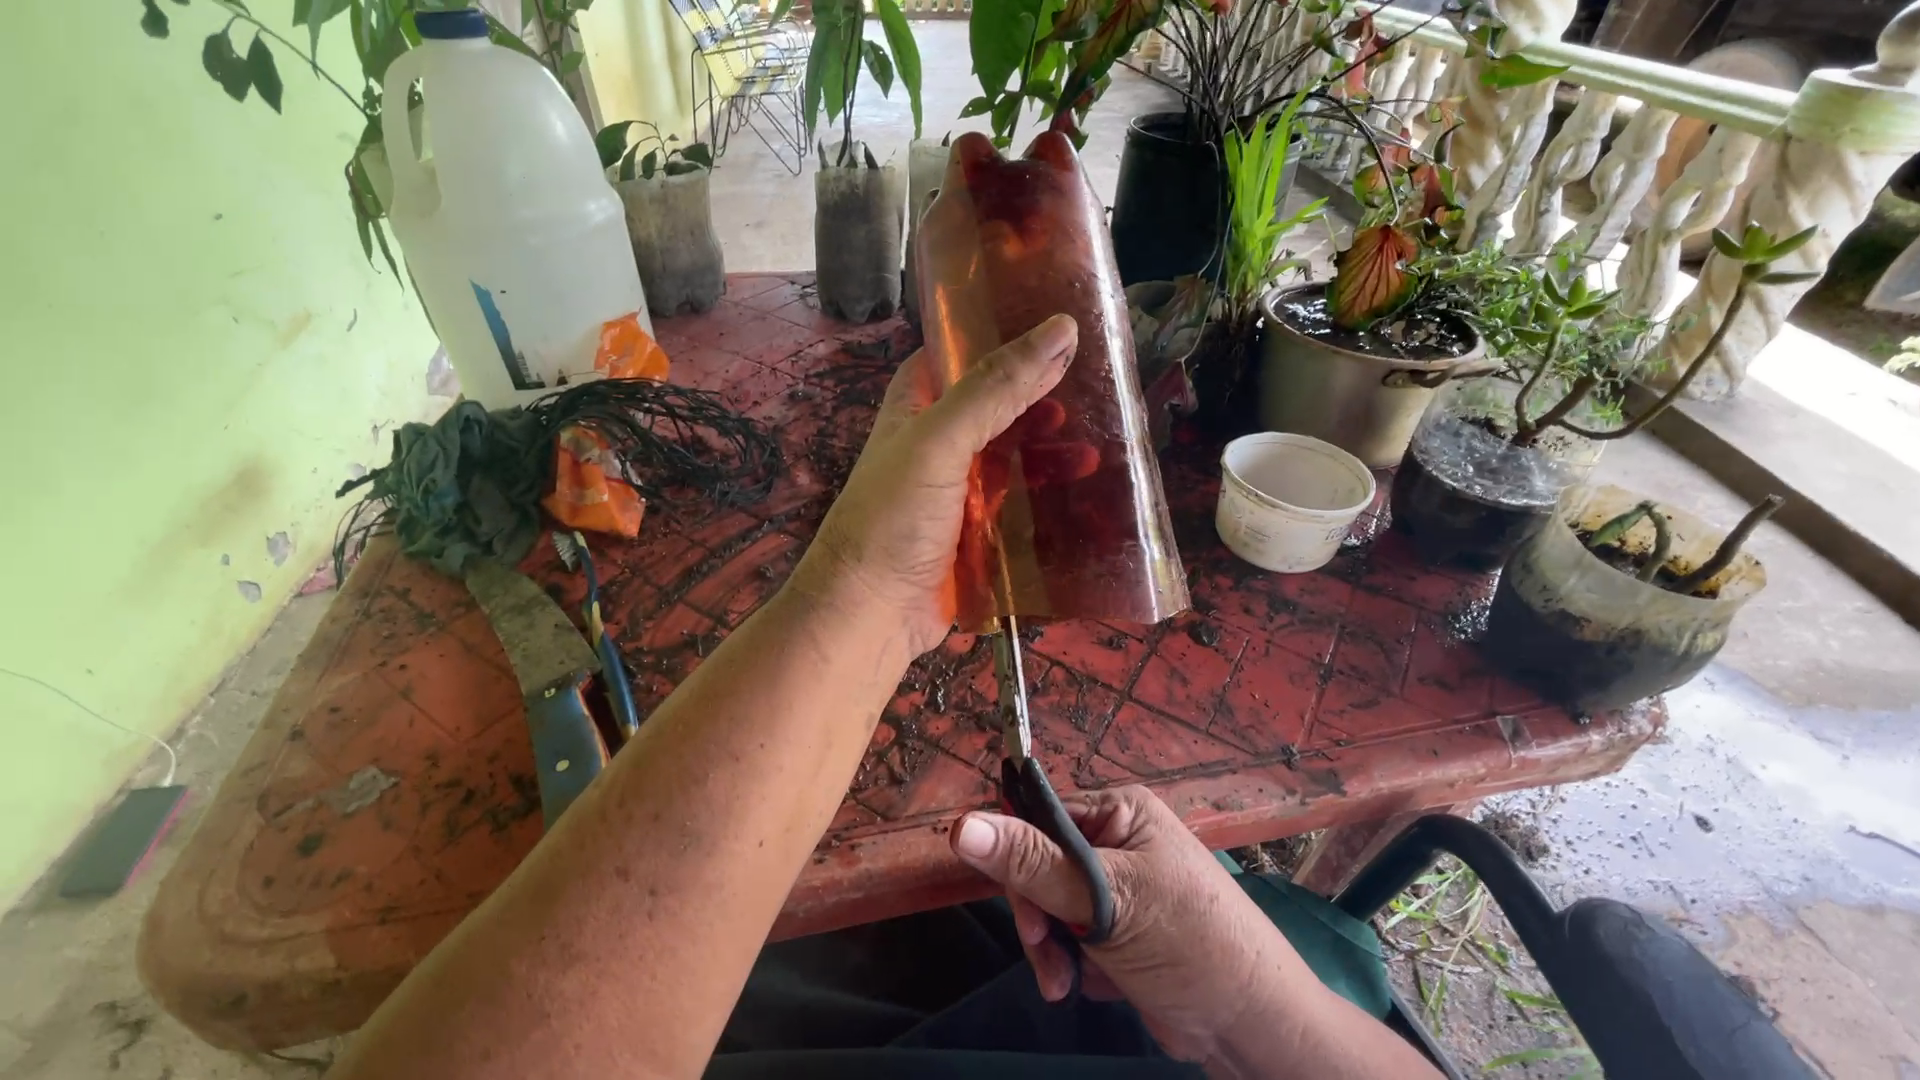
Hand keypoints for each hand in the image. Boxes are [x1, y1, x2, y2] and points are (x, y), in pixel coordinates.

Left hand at [788, 315, 1078, 656]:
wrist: (872, 613)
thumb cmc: (894, 517)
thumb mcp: (941, 441)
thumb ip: (996, 388)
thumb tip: (1061, 329)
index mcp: (917, 406)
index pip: (960, 353)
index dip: (1003, 336)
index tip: (1058, 324)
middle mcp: (938, 442)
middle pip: (998, 406)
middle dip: (1043, 398)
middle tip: (1095, 390)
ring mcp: (959, 489)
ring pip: (1015, 457)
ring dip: (1052, 453)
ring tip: (1098, 449)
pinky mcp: (979, 531)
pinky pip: (1021, 503)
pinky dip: (1050, 496)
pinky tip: (1086, 493)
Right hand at [949, 786, 1300, 1062]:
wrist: (1253, 1026)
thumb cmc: (1189, 943)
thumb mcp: (1106, 900)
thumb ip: (1032, 865)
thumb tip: (960, 826)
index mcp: (1120, 812)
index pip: (1041, 820)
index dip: (1019, 862)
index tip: (1022, 908)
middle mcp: (1119, 842)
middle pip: (1041, 869)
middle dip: (1039, 918)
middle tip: (1048, 956)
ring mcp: (1122, 889)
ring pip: (1053, 909)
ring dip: (1054, 950)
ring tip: (1066, 984)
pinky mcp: (1123, 932)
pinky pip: (1074, 939)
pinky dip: (1077, 965)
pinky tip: (1100, 985)